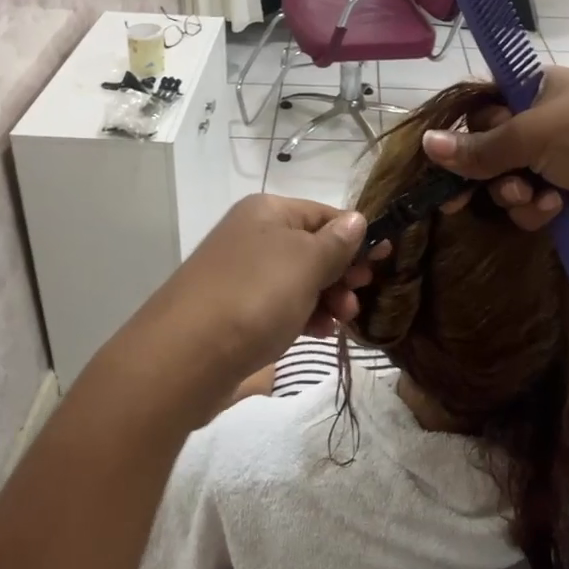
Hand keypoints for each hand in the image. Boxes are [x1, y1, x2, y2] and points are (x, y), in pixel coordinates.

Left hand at [148, 194, 384, 390]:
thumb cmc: (254, 298)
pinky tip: (318, 333)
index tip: (384, 263)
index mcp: (268, 211)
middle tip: (359, 296)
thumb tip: (357, 220)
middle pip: (312, 247)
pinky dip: (303, 315)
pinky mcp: (235, 311)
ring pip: (299, 280)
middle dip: (342, 272)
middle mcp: (253, 235)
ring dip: (327, 298)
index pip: (326, 214)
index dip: (357, 237)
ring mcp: (242, 274)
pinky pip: (280, 306)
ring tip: (341, 321)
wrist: (184, 357)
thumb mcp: (306, 263)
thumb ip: (337, 243)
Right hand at [424, 66, 568, 241]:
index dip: (459, 133)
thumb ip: (478, 148)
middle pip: (489, 149)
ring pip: (508, 182)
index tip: (437, 161)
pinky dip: (538, 211)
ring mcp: (557, 161)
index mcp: (535, 89)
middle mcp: (543, 122)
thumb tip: (427, 145)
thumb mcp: (532, 135)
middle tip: (458, 199)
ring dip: (512, 194)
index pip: (482, 106)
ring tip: (533, 196)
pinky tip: (556, 209)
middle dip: (482, 173)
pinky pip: (533, 206)